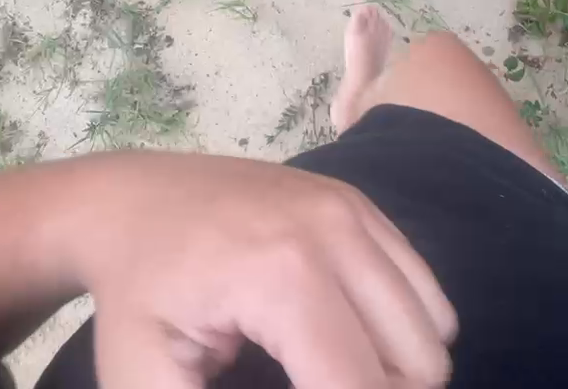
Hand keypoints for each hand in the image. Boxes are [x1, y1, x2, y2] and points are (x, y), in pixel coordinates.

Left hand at [72, 154, 456, 388]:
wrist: (133, 198)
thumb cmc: (136, 296)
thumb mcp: (148, 382)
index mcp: (286, 279)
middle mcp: (337, 230)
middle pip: (421, 363)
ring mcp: (353, 205)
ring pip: (434, 323)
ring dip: (397, 368)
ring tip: (332, 374)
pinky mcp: (358, 199)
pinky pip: (422, 280)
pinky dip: (400, 324)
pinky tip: (345, 330)